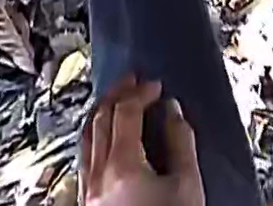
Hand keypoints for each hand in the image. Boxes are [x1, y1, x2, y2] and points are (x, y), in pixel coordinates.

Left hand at [80, 76, 204, 205]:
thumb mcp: (188, 188)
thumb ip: (182, 143)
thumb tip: (173, 110)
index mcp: (122, 167)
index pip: (126, 111)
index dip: (142, 92)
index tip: (156, 86)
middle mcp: (98, 176)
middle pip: (102, 117)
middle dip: (119, 93)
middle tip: (134, 80)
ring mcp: (88, 192)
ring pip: (87, 136)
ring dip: (102, 111)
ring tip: (117, 99)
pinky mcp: (86, 204)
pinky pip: (84, 157)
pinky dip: (94, 135)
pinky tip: (104, 135)